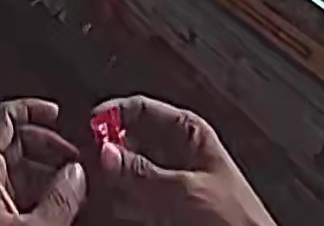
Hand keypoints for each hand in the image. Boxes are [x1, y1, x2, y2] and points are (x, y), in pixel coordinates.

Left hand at [0, 98, 86, 225]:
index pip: (5, 116)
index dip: (32, 108)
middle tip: (77, 156)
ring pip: (24, 169)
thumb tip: (76, 173)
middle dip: (52, 145)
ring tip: (78, 184)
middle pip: (20, 141)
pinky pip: (24, 193)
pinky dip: (45, 193)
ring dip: (53, 173)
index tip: (57, 113)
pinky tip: (65, 205)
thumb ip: (59, 197)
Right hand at [94, 96, 274, 225]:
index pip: (141, 109)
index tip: (89, 127)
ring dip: (109, 177)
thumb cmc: (240, 223)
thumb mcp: (188, 192)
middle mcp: (177, 154)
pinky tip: (104, 202)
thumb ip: (145, 173)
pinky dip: (118, 200)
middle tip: (83, 159)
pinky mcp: (167, 213)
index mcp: (189, 133)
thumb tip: (107, 153)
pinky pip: (135, 200)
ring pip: (129, 172)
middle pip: (131, 140)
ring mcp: (171, 184)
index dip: (113, 114)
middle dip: (108, 149)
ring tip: (87, 182)